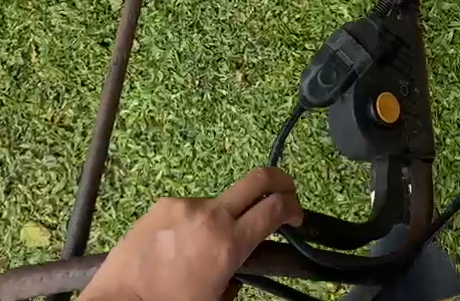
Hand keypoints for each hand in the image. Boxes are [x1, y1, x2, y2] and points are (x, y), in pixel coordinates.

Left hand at [78, 167, 303, 300]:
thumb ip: (234, 280)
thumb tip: (237, 269)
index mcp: (229, 244)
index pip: (275, 208)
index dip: (293, 206)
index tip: (297, 214)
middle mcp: (212, 215)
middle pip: (258, 178)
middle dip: (280, 181)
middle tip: (287, 193)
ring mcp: (187, 205)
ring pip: (219, 203)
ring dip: (223, 218)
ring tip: (201, 251)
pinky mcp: (163, 204)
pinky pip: (189, 210)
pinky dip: (193, 225)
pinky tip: (176, 249)